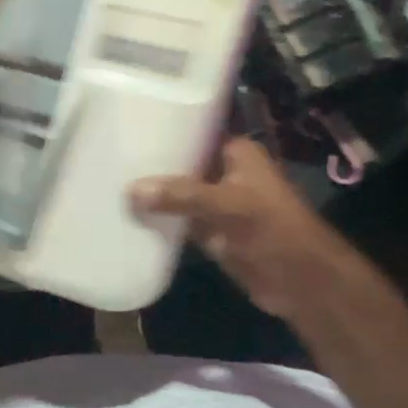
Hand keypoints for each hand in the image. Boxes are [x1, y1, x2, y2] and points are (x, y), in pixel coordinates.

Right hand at [130, 138, 386, 320]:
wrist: (302, 283)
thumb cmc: (274, 230)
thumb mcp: (228, 205)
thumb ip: (182, 196)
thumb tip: (131, 190)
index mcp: (236, 153)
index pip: (194, 130)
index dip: (163, 127)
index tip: (125, 125)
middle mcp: (224, 172)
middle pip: (179, 161)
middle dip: (149, 162)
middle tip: (106, 154)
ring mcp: (215, 203)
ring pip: (175, 192)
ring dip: (149, 192)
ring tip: (106, 180)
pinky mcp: (208, 230)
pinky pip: (175, 219)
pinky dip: (155, 218)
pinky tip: (123, 212)